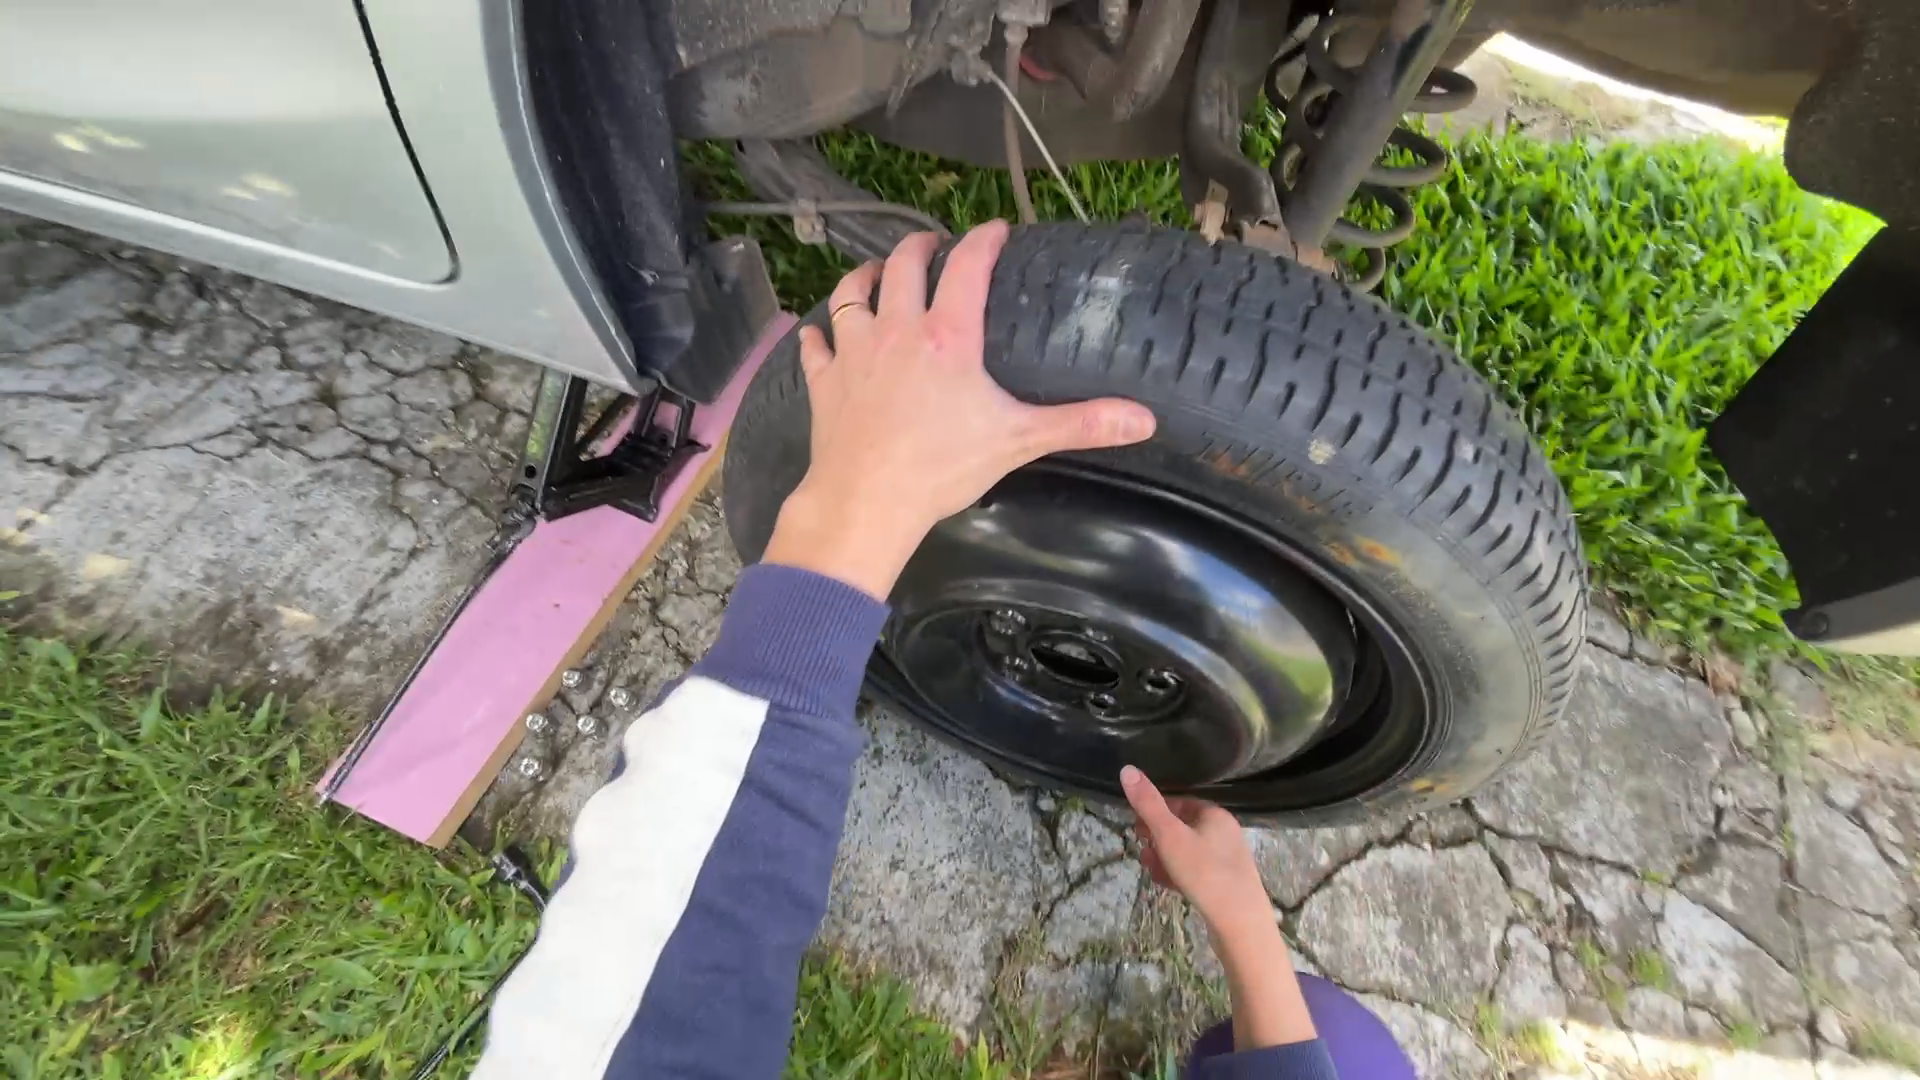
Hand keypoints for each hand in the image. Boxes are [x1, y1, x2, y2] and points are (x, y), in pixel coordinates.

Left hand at [760, 221, 1156, 599]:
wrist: (867, 500)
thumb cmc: (942, 467)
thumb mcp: (1018, 441)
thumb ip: (1080, 424)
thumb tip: (1144, 420)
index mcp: (948, 336)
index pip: (967, 267)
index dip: (983, 240)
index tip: (995, 229)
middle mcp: (897, 329)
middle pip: (902, 267)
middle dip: (918, 248)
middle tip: (930, 246)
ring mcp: (854, 353)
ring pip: (851, 296)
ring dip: (863, 277)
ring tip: (874, 273)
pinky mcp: (823, 382)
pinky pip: (814, 346)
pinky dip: (817, 336)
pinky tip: (819, 334)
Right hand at [1121, 765, 1268, 933]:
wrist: (1241, 926)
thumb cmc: (1204, 872)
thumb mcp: (1169, 835)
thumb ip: (1147, 803)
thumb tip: (1127, 768)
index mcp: (1214, 814)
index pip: (1178, 801)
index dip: (1154, 812)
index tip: (1136, 827)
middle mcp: (1224, 832)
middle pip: (1181, 826)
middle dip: (1156, 837)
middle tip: (1142, 849)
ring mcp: (1227, 858)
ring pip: (1186, 850)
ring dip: (1164, 856)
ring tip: (1150, 869)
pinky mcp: (1226, 882)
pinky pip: (1196, 870)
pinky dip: (1178, 872)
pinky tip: (1165, 884)